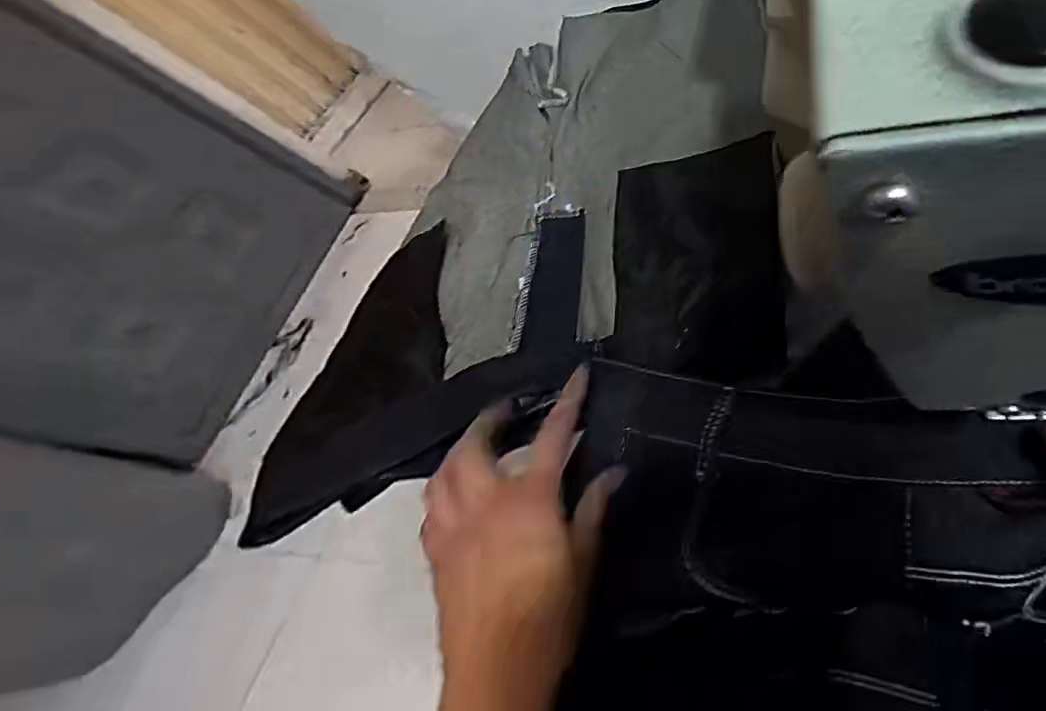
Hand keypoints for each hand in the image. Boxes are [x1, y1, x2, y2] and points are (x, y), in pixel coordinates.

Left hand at [422, 366, 622, 710]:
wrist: (497, 670)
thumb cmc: (550, 610)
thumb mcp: (586, 556)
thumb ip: (595, 507)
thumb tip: (614, 471)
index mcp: (528, 499)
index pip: (552, 435)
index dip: (568, 400)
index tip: (578, 374)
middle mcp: (484, 505)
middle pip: (475, 448)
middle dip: (490, 420)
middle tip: (509, 409)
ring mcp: (454, 531)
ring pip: (442, 476)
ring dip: (459, 450)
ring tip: (477, 443)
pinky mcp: (437, 557)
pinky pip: (431, 509)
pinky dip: (443, 489)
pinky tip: (457, 494)